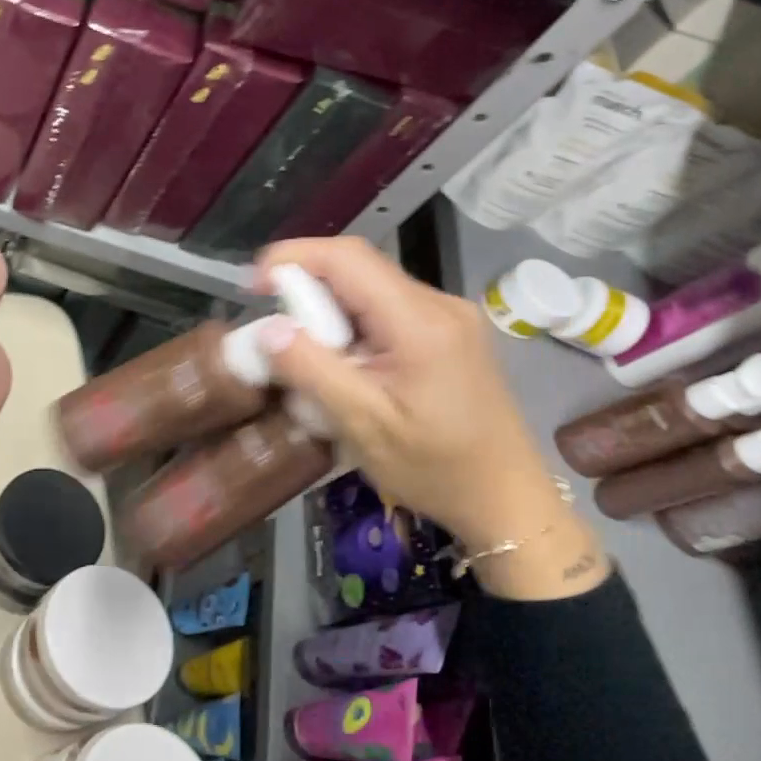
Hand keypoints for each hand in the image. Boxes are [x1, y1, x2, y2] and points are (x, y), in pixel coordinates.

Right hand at [256, 238, 608, 600]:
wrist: (508, 502)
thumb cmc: (436, 469)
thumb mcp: (363, 424)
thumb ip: (312, 369)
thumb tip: (267, 327)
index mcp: (421, 322)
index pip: (347, 258)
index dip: (292, 258)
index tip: (252, 287)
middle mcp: (440, 304)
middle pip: (357, 268)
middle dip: (305, 289)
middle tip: (275, 334)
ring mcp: (448, 316)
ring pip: (368, 287)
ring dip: (326, 310)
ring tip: (305, 355)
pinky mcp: (448, 332)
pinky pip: (384, 307)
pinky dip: (349, 324)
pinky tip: (342, 363)